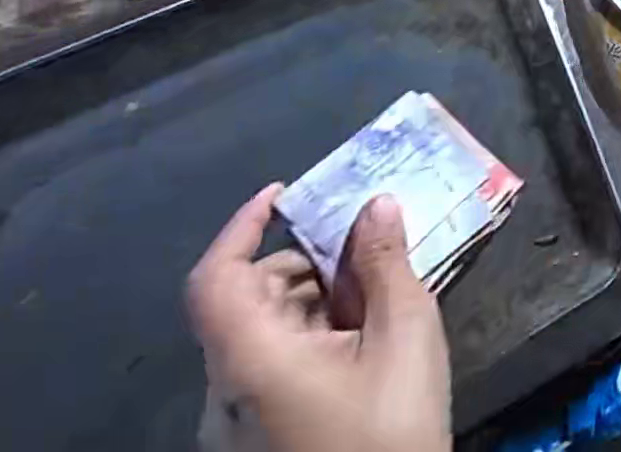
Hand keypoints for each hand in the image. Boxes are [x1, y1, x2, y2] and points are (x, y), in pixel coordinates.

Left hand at [186, 185, 449, 451]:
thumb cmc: (390, 423)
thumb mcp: (405, 331)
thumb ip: (387, 262)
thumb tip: (376, 204)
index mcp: (253, 359)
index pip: (214, 280)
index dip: (241, 227)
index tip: (285, 193)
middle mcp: (230, 386)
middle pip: (249, 297)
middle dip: (307, 260)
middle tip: (371, 247)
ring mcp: (242, 415)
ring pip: (267, 327)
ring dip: (319, 292)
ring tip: (383, 290)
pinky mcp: (262, 430)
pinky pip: (279, 356)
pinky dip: (319, 325)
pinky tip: (371, 330)